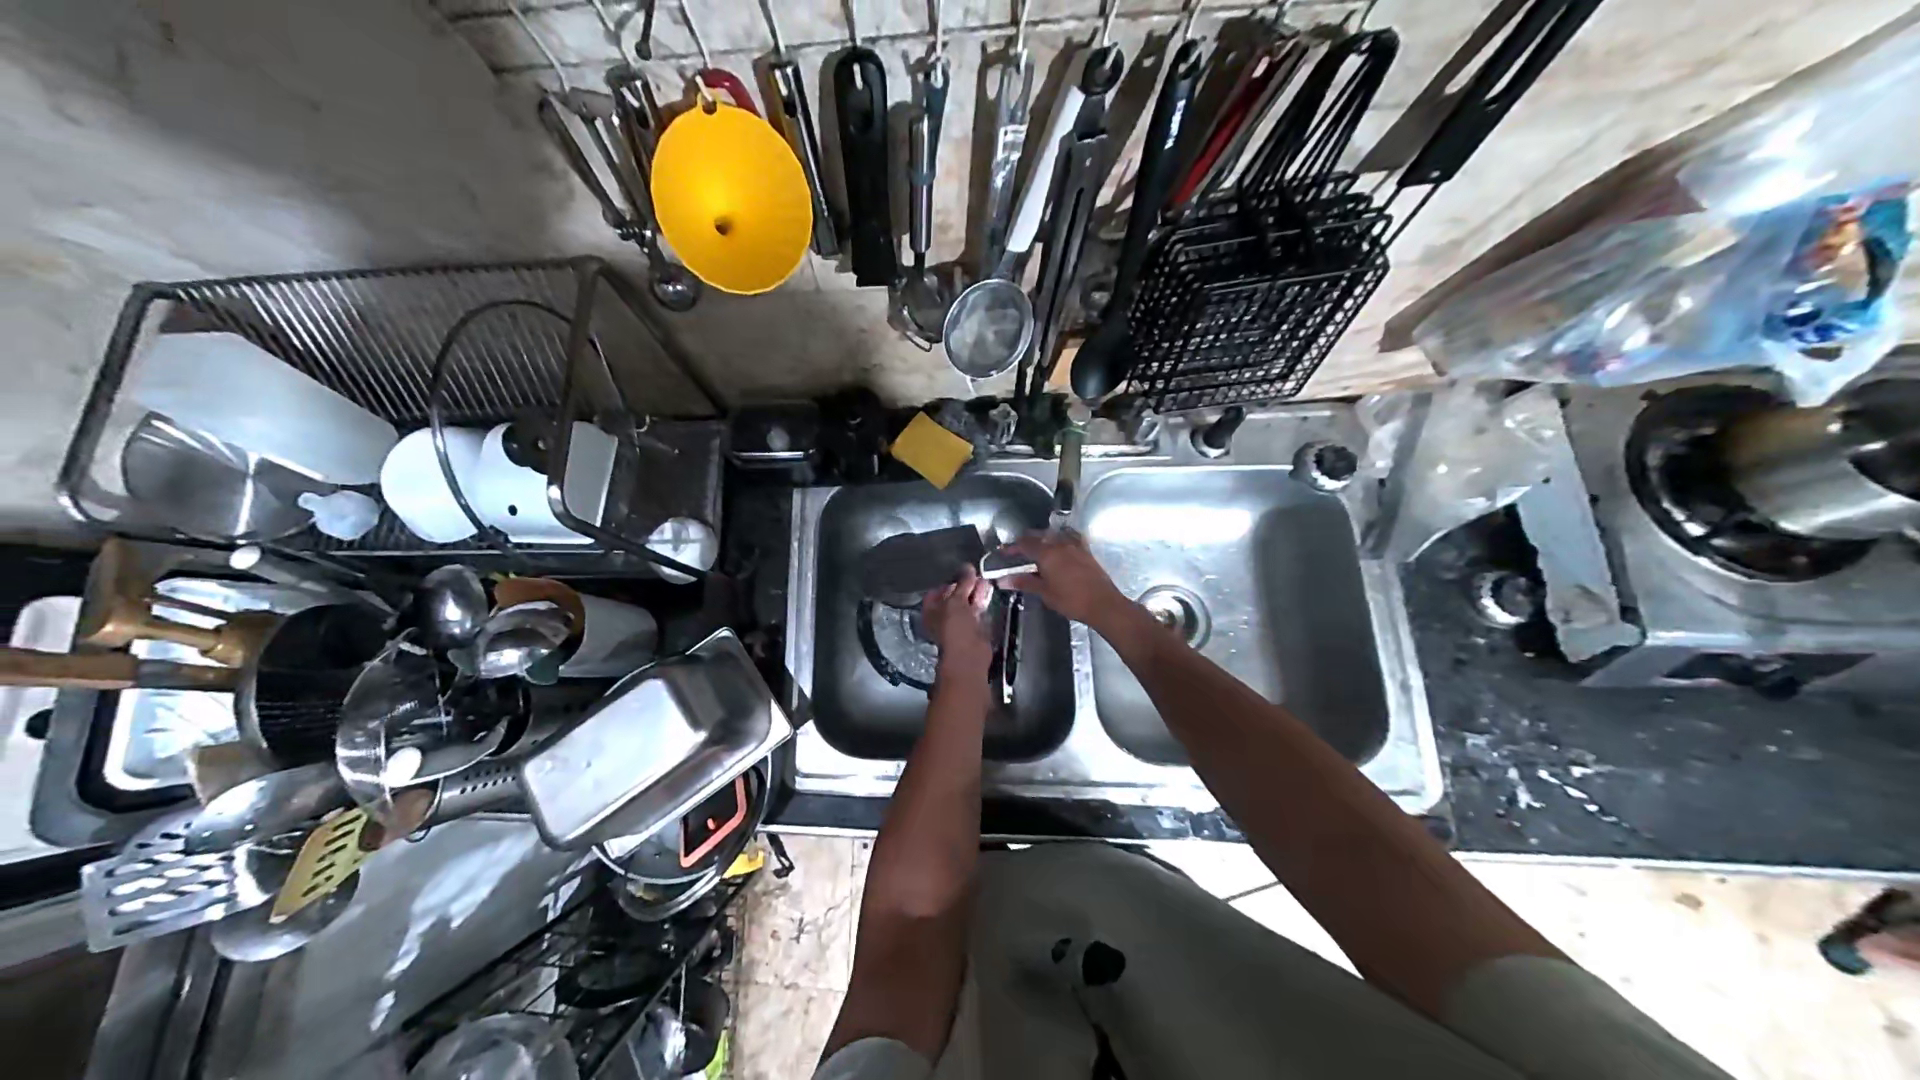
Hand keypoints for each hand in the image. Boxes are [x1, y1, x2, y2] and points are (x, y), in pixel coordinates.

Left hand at [922, 566, 992, 675]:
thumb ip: (963, 583)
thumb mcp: (956, 600)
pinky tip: (989, 589)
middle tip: (977, 571)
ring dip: (975, 591)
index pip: (938, 589)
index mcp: (931, 609)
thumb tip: (968, 567)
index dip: (950, 579)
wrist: (969, 654)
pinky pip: (976, 609)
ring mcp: (958, 621)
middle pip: (954, 595)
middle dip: (965, 584)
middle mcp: (942, 615)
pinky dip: (981, 600)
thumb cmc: (955, 626)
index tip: (962, 569)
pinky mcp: (973, 626)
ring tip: (985, 577)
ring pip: (967, 602)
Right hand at [1003, 530, 1130, 629]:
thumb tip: (1003, 580)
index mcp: (1047, 553)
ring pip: (1054, 535)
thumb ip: (1024, 582)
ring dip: (1043, 539)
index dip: (1012, 548)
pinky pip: (1069, 538)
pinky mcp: (1086, 550)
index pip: (1024, 544)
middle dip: (1026, 541)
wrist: (1103, 603)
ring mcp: (1075, 545)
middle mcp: (1060, 544)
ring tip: (1037, 549)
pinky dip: (1060, 540)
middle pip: (1039, 535)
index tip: (1004, 553)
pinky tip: (1060, 548)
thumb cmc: (1071, 600)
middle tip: (1018, 552)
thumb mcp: (1045, 593)